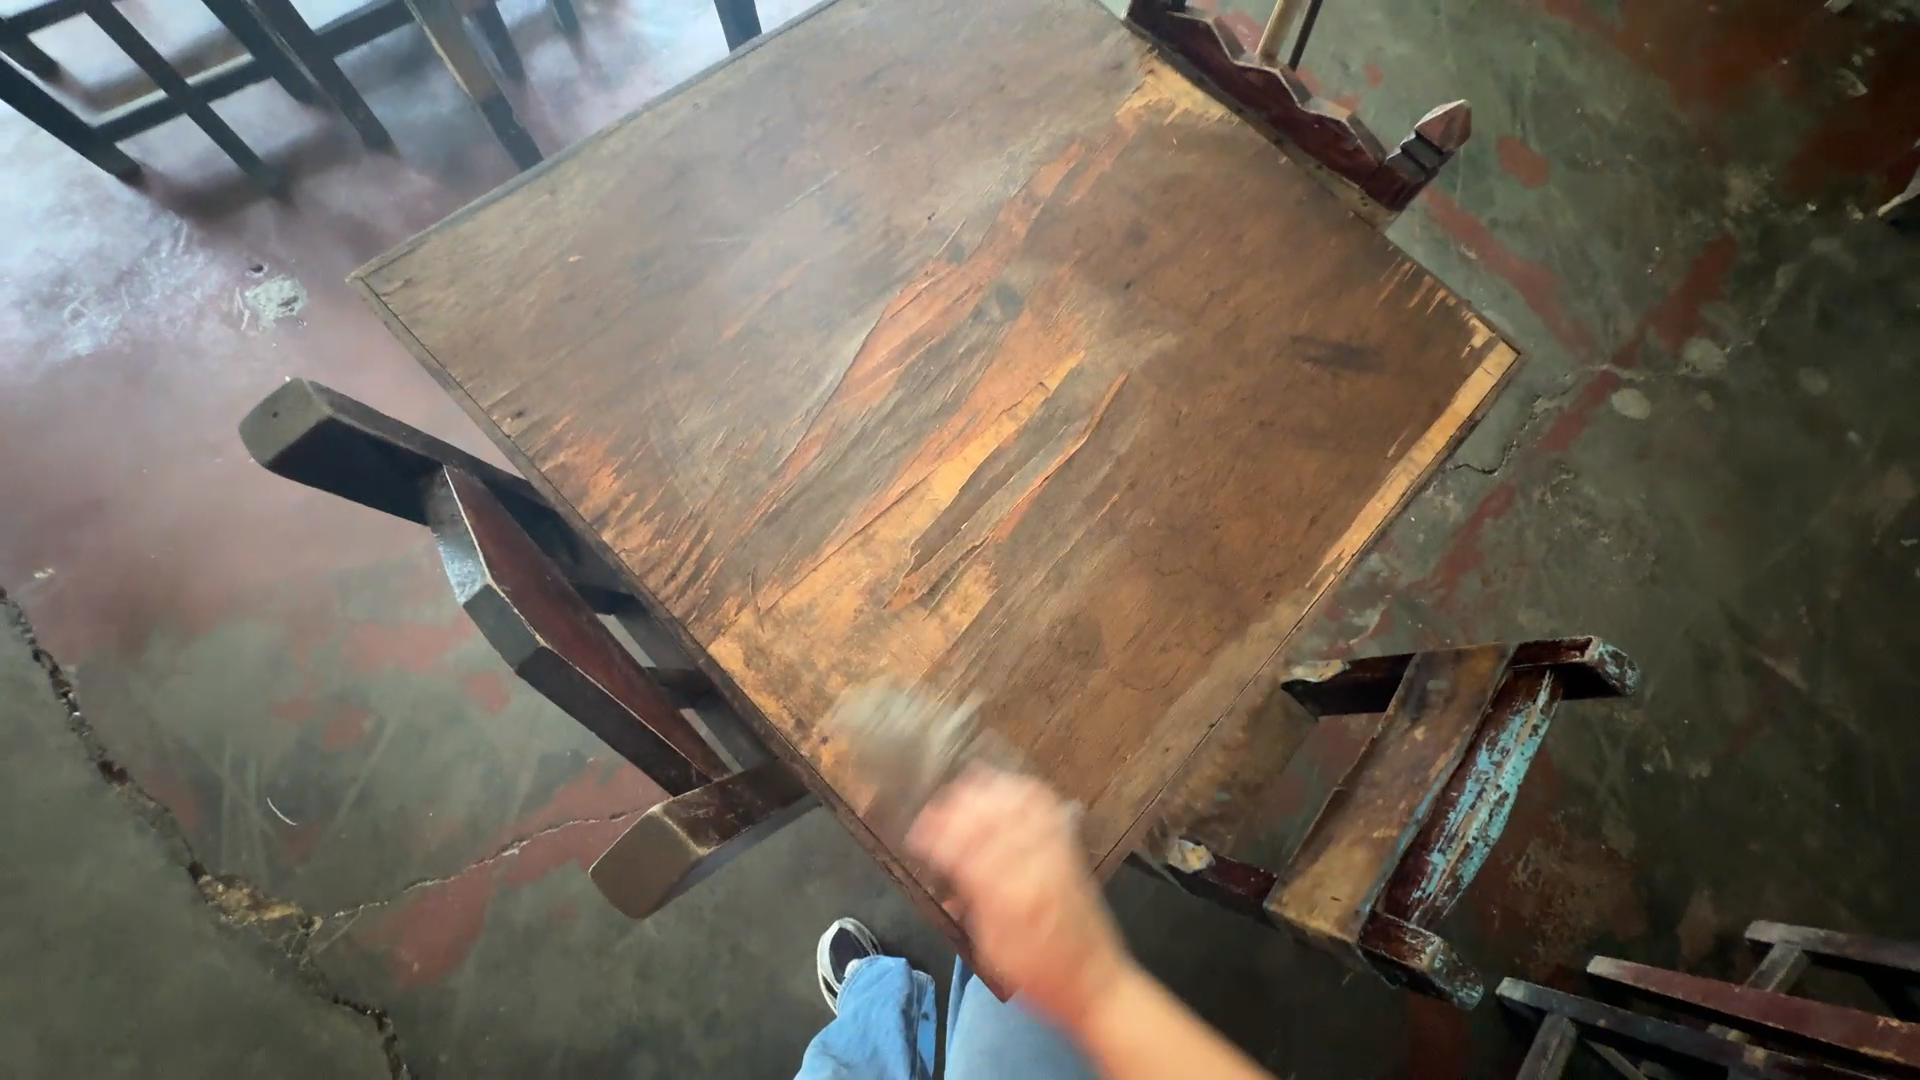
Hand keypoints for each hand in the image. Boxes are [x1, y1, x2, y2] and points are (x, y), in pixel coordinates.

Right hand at [906, 766, 1136, 1031]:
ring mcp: (1056, 855)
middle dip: (959, 806)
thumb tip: (950, 872)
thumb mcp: (994, 950)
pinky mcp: (1071, 850)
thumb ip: (973, 905)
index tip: (919, 833)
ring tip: (966, 788)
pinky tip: (1010, 785)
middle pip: (992, 820)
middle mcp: (1034, 869)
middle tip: (937, 809)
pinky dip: (1026, 791)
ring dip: (989, 791)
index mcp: (1009, 899)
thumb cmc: (1040, 976)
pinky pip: (1048, 809)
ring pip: (1019, 807)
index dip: (939, 836)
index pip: (967, 852)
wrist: (1096, 983)